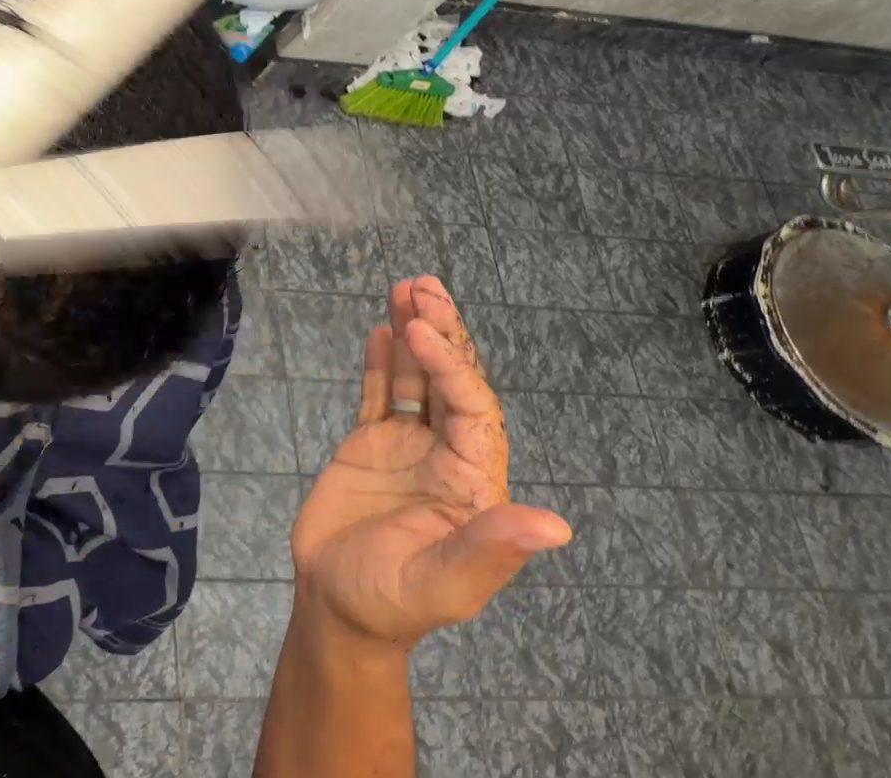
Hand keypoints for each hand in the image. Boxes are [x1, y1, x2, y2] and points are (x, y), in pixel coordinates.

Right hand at [288, 277, 570, 651]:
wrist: (336, 604)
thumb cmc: (390, 600)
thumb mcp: (442, 583)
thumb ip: (489, 551)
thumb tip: (554, 524)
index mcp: (472, 482)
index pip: (471, 409)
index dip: (450, 367)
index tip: (421, 331)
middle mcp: (445, 454)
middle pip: (450, 382)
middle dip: (440, 334)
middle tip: (422, 285)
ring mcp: (405, 447)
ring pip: (415, 380)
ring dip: (411, 335)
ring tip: (404, 289)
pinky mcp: (368, 446)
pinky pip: (379, 395)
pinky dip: (379, 363)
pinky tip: (380, 330)